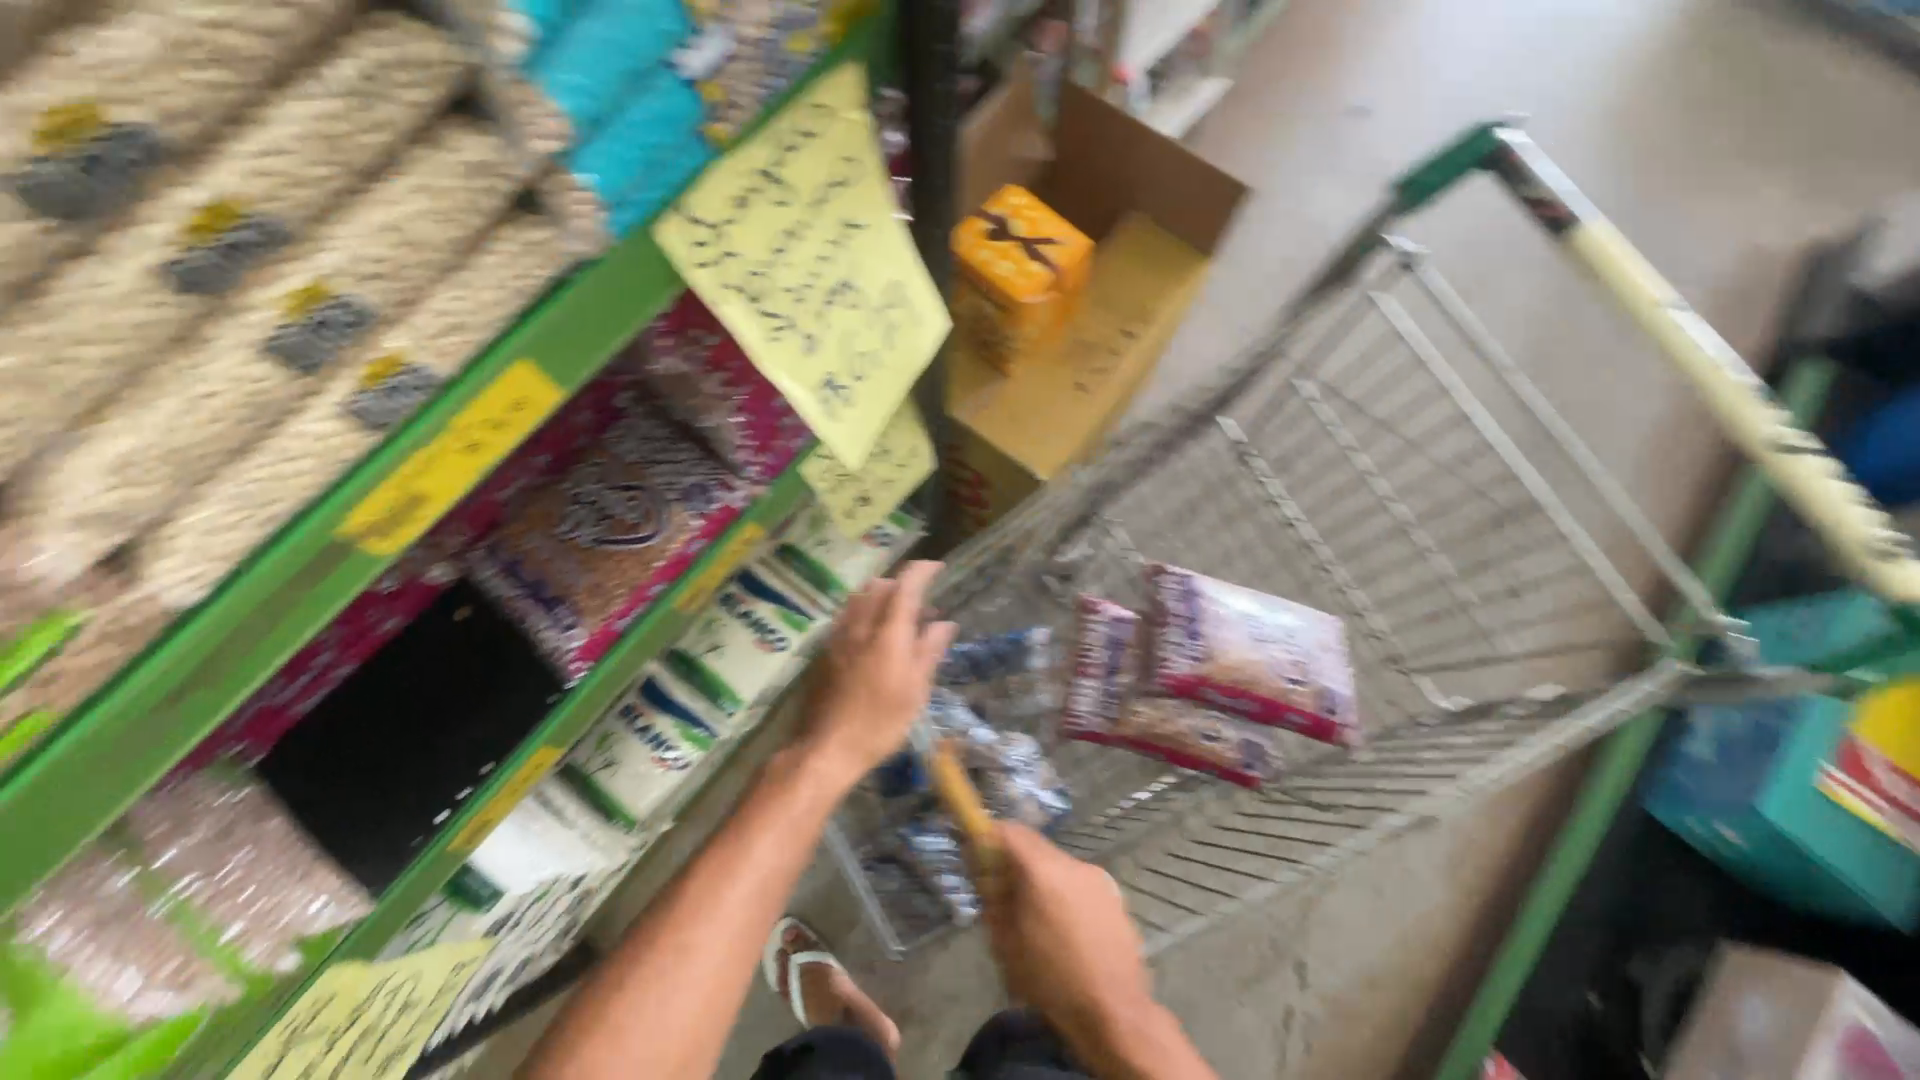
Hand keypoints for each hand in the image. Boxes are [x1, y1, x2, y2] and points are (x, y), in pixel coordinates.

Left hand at [798, 560, 955, 787]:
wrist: (827, 747)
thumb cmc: (881, 723)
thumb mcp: (916, 691)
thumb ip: (929, 650)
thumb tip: (944, 623)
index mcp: (887, 633)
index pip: (906, 586)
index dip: (922, 571)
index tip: (937, 567)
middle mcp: (860, 625)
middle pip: (880, 586)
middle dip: (902, 585)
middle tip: (923, 608)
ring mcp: (837, 636)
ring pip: (860, 598)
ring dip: (882, 597)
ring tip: (899, 620)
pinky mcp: (824, 650)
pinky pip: (847, 615)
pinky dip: (865, 612)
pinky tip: (873, 637)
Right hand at [983, 824, 1156, 1053]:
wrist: (1114, 1011)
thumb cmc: (1052, 981)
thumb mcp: (1006, 945)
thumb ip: (994, 902)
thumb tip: (989, 879)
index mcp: (1043, 872)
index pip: (1010, 831)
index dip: (989, 837)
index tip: (977, 855)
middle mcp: (1073, 865)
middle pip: (1035, 847)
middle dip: (1014, 862)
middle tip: (1001, 892)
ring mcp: (1099, 878)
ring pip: (1057, 866)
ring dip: (1040, 879)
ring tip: (1034, 917)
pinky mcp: (1115, 896)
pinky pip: (1078, 883)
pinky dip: (1063, 893)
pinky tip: (1063, 929)